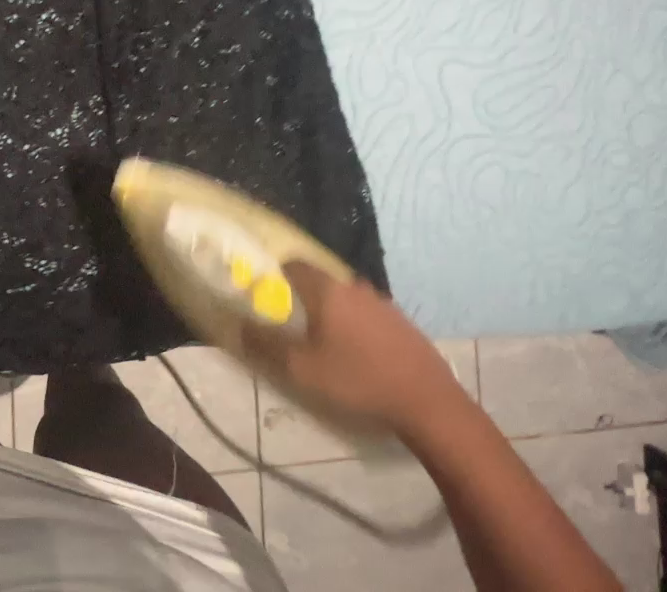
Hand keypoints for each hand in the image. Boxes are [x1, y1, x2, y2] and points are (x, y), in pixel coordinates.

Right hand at [241, 262, 466, 435]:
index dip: (276, 273)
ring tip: (322, 342)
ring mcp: (383, 304)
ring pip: (345, 299)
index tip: (266, 293)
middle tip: (290, 324)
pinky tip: (355, 354)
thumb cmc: (357, 380)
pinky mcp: (401, 324)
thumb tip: (238, 324)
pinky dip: (354, 326)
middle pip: (320, 281)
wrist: (429, 403)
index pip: (295, 263)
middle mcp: (355, 287)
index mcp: (328, 290)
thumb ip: (266, 345)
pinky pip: (367, 314)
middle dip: (303, 297)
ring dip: (331, 313)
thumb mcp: (302, 369)